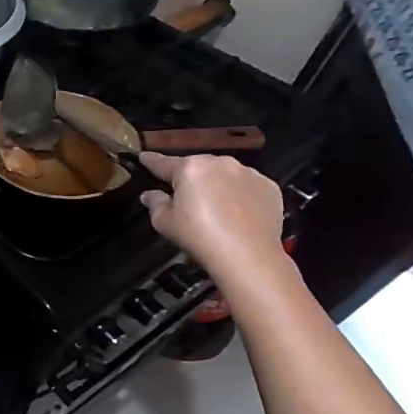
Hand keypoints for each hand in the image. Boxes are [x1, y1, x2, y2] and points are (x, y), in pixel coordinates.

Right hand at [138, 152, 285, 277]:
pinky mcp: (269, 186)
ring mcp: (248, 173)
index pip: (164, 163)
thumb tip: (149, 194)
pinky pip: (248, 187)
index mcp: (190, 168)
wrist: (248, 256)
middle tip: (187, 200)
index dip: (151, 161)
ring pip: (225, 175)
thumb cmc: (199, 237)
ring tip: (218, 210)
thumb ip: (155, 204)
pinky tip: (240, 215)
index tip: (143, 157)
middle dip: (191, 179)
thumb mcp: (165, 223)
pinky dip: (241, 196)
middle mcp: (220, 163)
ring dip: (218, 186)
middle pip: (198, 168)